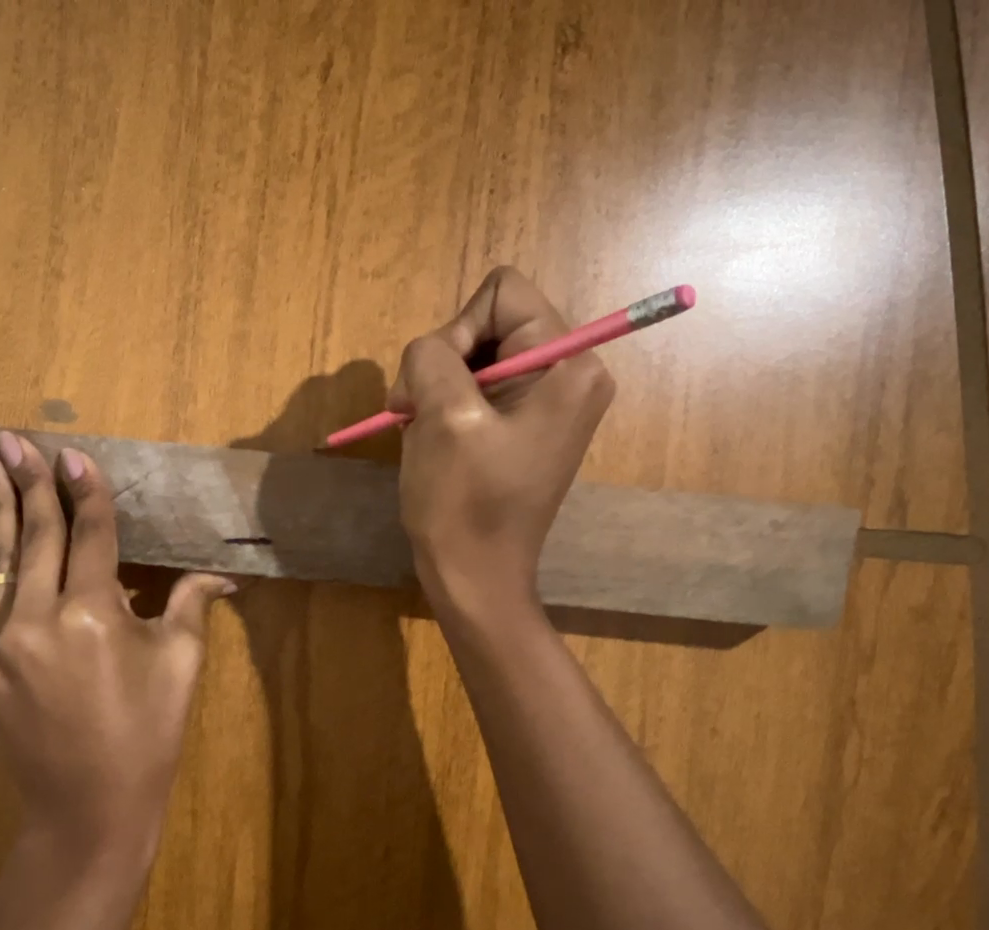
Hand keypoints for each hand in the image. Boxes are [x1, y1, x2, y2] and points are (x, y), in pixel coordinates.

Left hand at [0, 432, 235, 858]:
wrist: (86, 809)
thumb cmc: (147, 734)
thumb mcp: (180, 666)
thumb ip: (190, 606)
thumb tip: (222, 574)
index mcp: (94, 616)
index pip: (90, 535)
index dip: (86, 492)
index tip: (72, 455)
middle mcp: (34, 622)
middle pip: (32, 537)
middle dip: (25, 482)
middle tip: (9, 439)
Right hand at [387, 267, 615, 611]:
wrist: (474, 576)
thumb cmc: (464, 502)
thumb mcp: (442, 415)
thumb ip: (433, 356)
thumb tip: (430, 353)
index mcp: (568, 365)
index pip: (504, 293)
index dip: (458, 329)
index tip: (441, 384)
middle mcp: (569, 372)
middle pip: (489, 321)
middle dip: (444, 362)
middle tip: (419, 412)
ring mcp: (547, 400)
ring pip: (473, 354)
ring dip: (436, 387)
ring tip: (423, 432)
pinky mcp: (524, 422)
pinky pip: (475, 386)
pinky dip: (445, 406)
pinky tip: (433, 440)